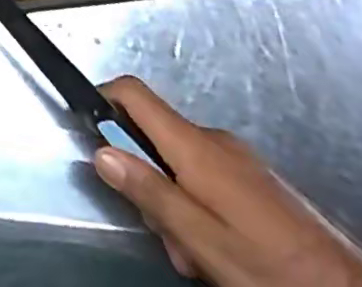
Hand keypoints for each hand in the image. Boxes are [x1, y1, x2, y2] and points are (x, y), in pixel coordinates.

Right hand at [93, 77, 361, 286]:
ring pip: (180, 163)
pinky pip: (208, 176)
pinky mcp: (258, 180)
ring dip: (174, 201)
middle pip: (153, 135)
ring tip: (197, 252)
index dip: (102, 98)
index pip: (134, 94)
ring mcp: (240, 159)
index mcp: (196, 146)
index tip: (87, 125)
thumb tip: (101, 152)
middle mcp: (216, 140)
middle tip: (162, 229)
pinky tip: (220, 249)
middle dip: (145, 177)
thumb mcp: (201, 238)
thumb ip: (149, 192)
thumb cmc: (274, 268)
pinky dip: (199, 205)